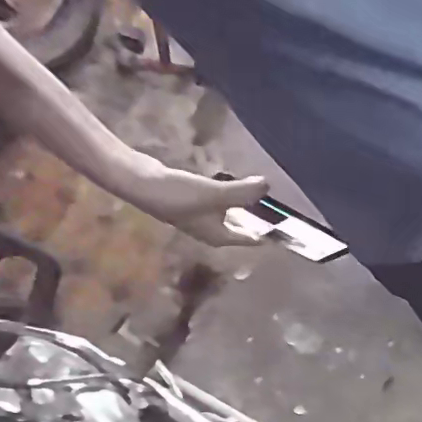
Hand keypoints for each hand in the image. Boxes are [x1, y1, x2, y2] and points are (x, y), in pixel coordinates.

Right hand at [115, 156, 270, 247]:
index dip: (267, 234)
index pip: (250, 239)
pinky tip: (230, 184)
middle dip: (255, 219)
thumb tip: (268, 186)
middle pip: (239, 228)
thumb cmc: (178, 195)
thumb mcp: (216, 194)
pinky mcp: (188, 202)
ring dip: (240, 206)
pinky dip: (225, 196)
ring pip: (227, 214)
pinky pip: (214, 202)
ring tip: (257, 195)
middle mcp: (209, 232)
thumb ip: (243, 193)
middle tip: (275, 207)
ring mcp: (197, 218)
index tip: (284, 226)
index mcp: (219, 237)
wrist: (137, 181)